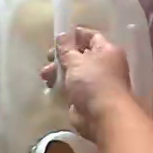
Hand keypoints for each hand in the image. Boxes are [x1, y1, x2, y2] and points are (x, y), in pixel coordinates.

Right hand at [41, 25, 135, 139]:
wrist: (102, 116)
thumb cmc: (93, 82)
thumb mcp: (76, 60)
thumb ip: (66, 48)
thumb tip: (62, 35)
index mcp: (107, 51)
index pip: (90, 36)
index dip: (74, 35)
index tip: (57, 38)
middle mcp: (104, 65)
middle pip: (80, 55)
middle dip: (61, 57)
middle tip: (48, 59)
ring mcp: (96, 83)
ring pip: (74, 72)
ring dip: (58, 72)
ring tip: (45, 76)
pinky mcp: (87, 98)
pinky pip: (72, 87)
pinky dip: (62, 86)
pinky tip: (51, 86)